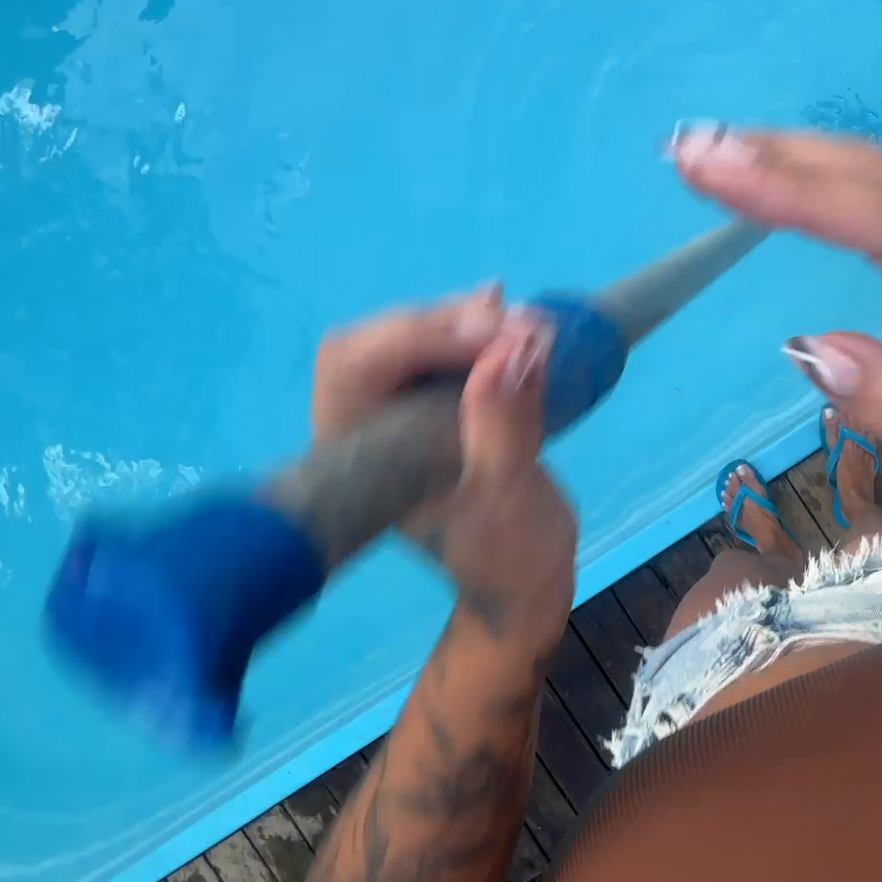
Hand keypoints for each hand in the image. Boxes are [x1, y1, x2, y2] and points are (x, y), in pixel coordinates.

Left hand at [310, 286, 576, 643]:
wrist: (527, 574)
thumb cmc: (510, 553)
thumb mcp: (510, 495)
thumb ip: (505, 424)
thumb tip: (513, 346)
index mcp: (359, 460)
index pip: (355, 369)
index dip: (416, 338)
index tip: (491, 333)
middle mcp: (365, 429)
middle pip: (380, 342)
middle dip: (446, 323)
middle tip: (515, 322)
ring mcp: (399, 415)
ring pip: (413, 337)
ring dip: (467, 320)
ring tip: (526, 322)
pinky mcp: (435, 405)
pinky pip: (444, 350)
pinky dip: (477, 328)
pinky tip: (504, 307)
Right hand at [671, 127, 881, 480]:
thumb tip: (809, 351)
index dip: (798, 193)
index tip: (719, 174)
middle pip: (869, 176)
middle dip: (775, 158)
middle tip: (690, 151)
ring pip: (869, 163)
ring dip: (785, 151)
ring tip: (708, 150)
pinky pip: (875, 175)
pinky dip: (813, 162)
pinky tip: (767, 160)